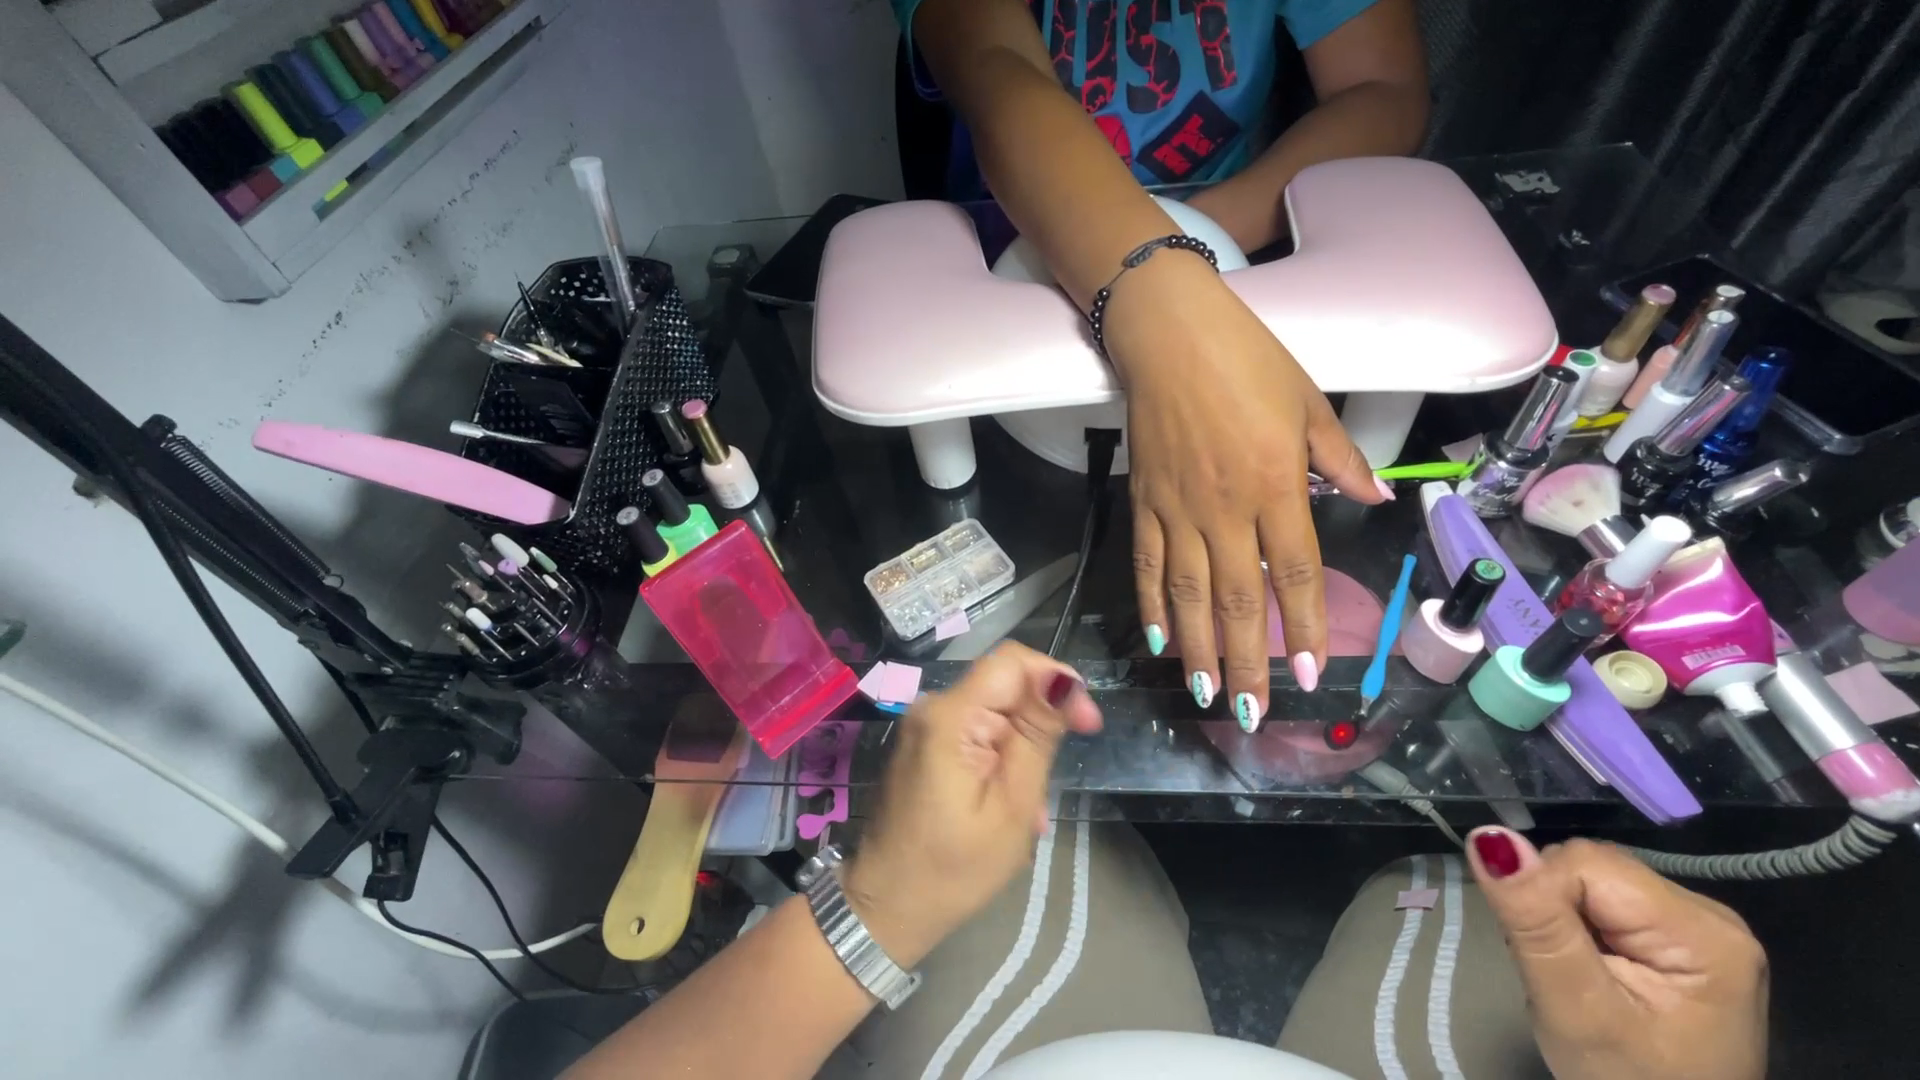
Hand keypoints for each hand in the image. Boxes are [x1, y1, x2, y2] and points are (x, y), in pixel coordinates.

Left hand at [841, 644, 1101, 966]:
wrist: (886, 908)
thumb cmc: (953, 868)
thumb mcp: (1012, 804)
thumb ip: (1037, 734)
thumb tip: (1064, 679)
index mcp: (950, 716)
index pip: (1013, 661)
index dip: (1056, 680)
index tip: (1085, 725)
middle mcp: (932, 708)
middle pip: (1004, 688)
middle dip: (1040, 727)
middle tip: (1050, 786)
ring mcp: (924, 728)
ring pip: (995, 714)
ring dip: (1023, 753)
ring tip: (1030, 811)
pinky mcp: (924, 747)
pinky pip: (975, 735)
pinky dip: (1000, 763)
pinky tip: (1008, 808)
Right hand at [1107, 256, 1386, 730]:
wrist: (1168, 335)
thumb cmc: (1246, 360)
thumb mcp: (1308, 402)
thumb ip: (1339, 460)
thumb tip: (1376, 502)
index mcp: (1276, 484)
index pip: (1294, 572)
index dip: (1305, 627)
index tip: (1311, 673)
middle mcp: (1225, 509)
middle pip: (1239, 599)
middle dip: (1247, 662)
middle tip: (1252, 714)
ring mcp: (1178, 510)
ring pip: (1189, 594)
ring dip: (1198, 649)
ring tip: (1205, 694)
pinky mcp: (1144, 504)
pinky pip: (1148, 564)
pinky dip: (1152, 605)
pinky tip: (1159, 639)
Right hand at [1467, 828, 1768, 1079]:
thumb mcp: (1572, 1008)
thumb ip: (1536, 921)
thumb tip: (1490, 837)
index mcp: (1700, 931)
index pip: (1582, 863)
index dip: (1541, 897)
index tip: (1546, 958)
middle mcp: (1708, 914)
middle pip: (1588, 867)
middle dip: (1550, 908)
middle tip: (1556, 972)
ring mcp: (1697, 926)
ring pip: (1588, 880)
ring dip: (1559, 918)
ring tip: (1571, 974)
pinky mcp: (1679, 939)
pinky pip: (1601, 901)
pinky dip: (1576, 928)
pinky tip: (1589, 968)